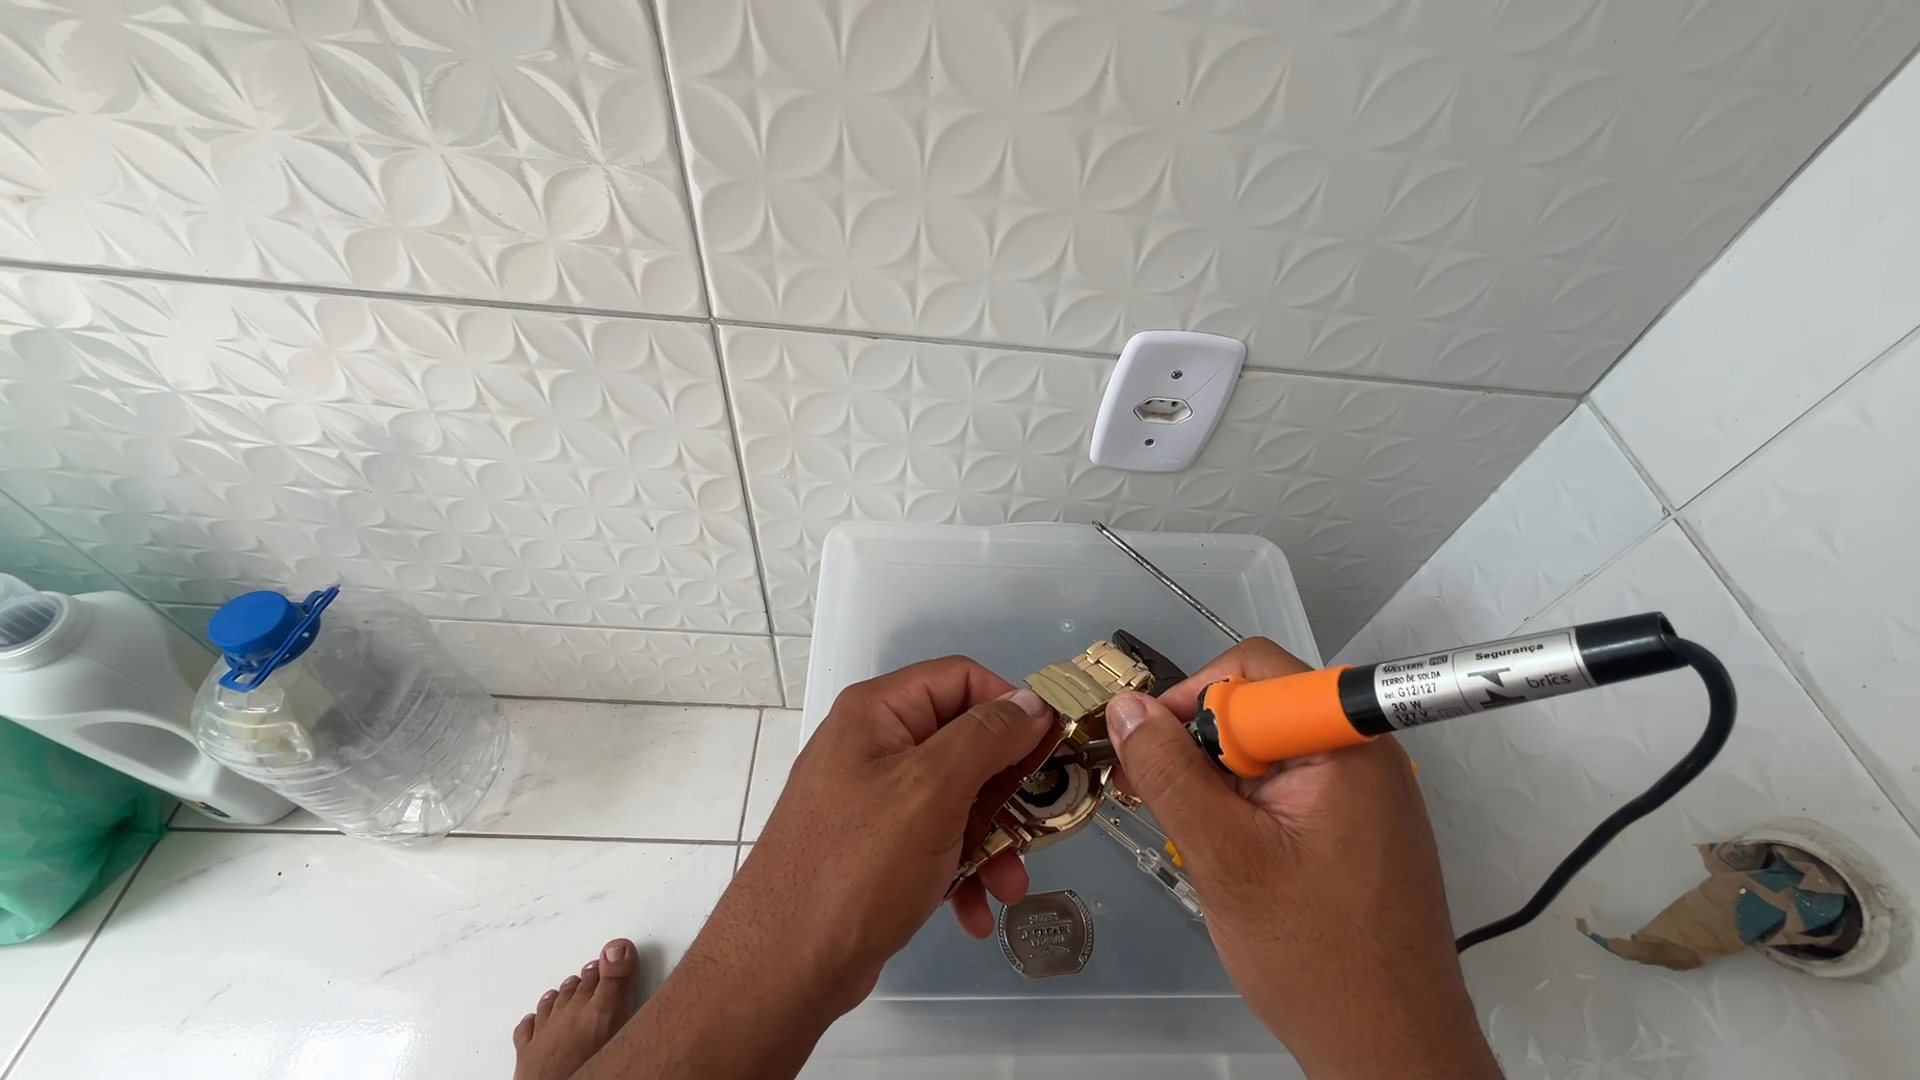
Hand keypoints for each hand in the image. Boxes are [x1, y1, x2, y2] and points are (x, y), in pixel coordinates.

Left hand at [589, 657, 1056, 1079]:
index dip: (1010, 706)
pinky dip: (961, 870)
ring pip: (956, 798)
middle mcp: (873, 745)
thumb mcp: (933, 789)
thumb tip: (1032, 703)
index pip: (961, 679)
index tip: (1049, 749)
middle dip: (1006, 790)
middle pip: (963, 742)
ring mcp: (871, 798)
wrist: (781, 969)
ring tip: (1008, 885)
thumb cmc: (859, 865)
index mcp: (878, 712)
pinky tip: (975, 911)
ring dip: (991, 840)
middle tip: (1038, 825)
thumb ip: (987, 737)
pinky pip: (934, 841)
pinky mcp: (874, 847)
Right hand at [1106, 638, 1499, 1078]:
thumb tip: (1126, 706)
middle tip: (1150, 789)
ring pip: (1263, 747)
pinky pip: (1282, 784)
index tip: (1149, 747)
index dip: (1191, 697)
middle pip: (1257, 705)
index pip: (1254, 670)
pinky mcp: (1353, 822)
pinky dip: (1239, 803)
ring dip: (1211, 776)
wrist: (1392, 1054)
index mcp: (1343, 743)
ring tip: (1183, 827)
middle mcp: (1359, 751)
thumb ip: (1170, 772)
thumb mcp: (1223, 857)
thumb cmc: (1313, 955)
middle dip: (1195, 741)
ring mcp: (1360, 790)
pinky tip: (1219, 845)